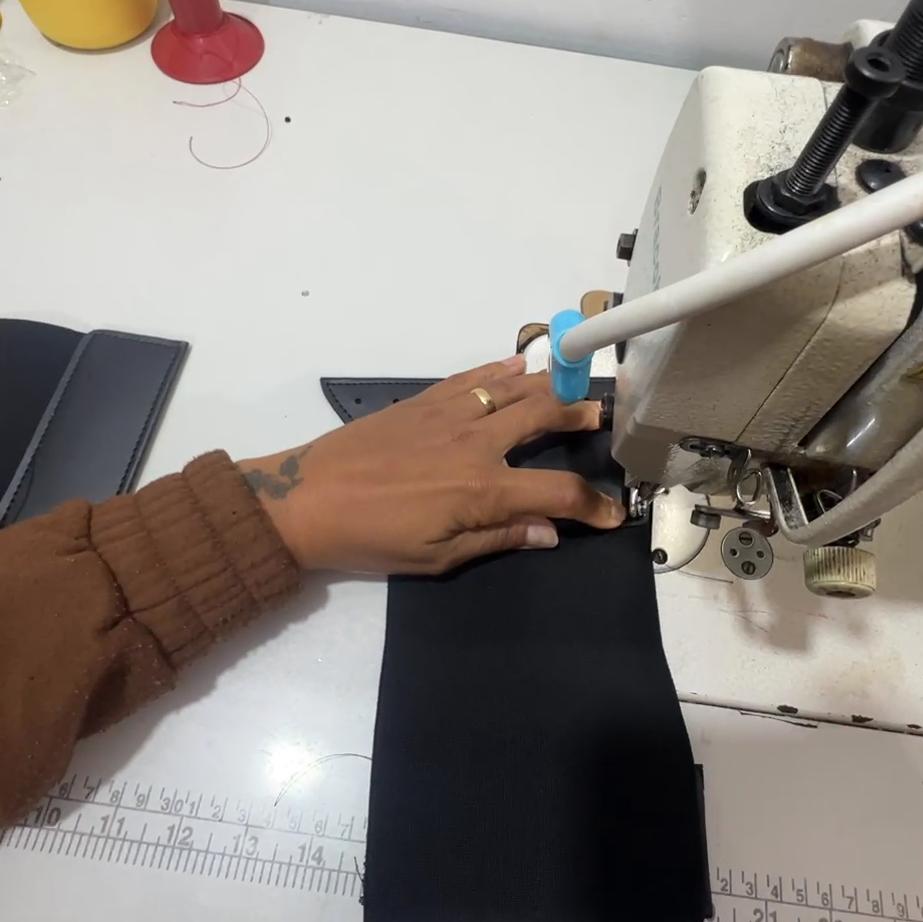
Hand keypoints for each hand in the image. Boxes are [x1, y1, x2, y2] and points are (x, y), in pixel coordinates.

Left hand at [237, 355, 625, 573]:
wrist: (309, 498)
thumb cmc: (373, 538)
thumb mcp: (437, 557)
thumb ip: (498, 538)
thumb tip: (549, 532)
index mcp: (483, 490)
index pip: (557, 493)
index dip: (593, 505)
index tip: (612, 513)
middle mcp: (476, 443)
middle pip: (542, 417)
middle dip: (577, 414)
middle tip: (598, 416)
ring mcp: (450, 415)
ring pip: (512, 389)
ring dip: (548, 384)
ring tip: (572, 384)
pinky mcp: (424, 401)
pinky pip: (471, 378)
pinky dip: (498, 369)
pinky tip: (517, 364)